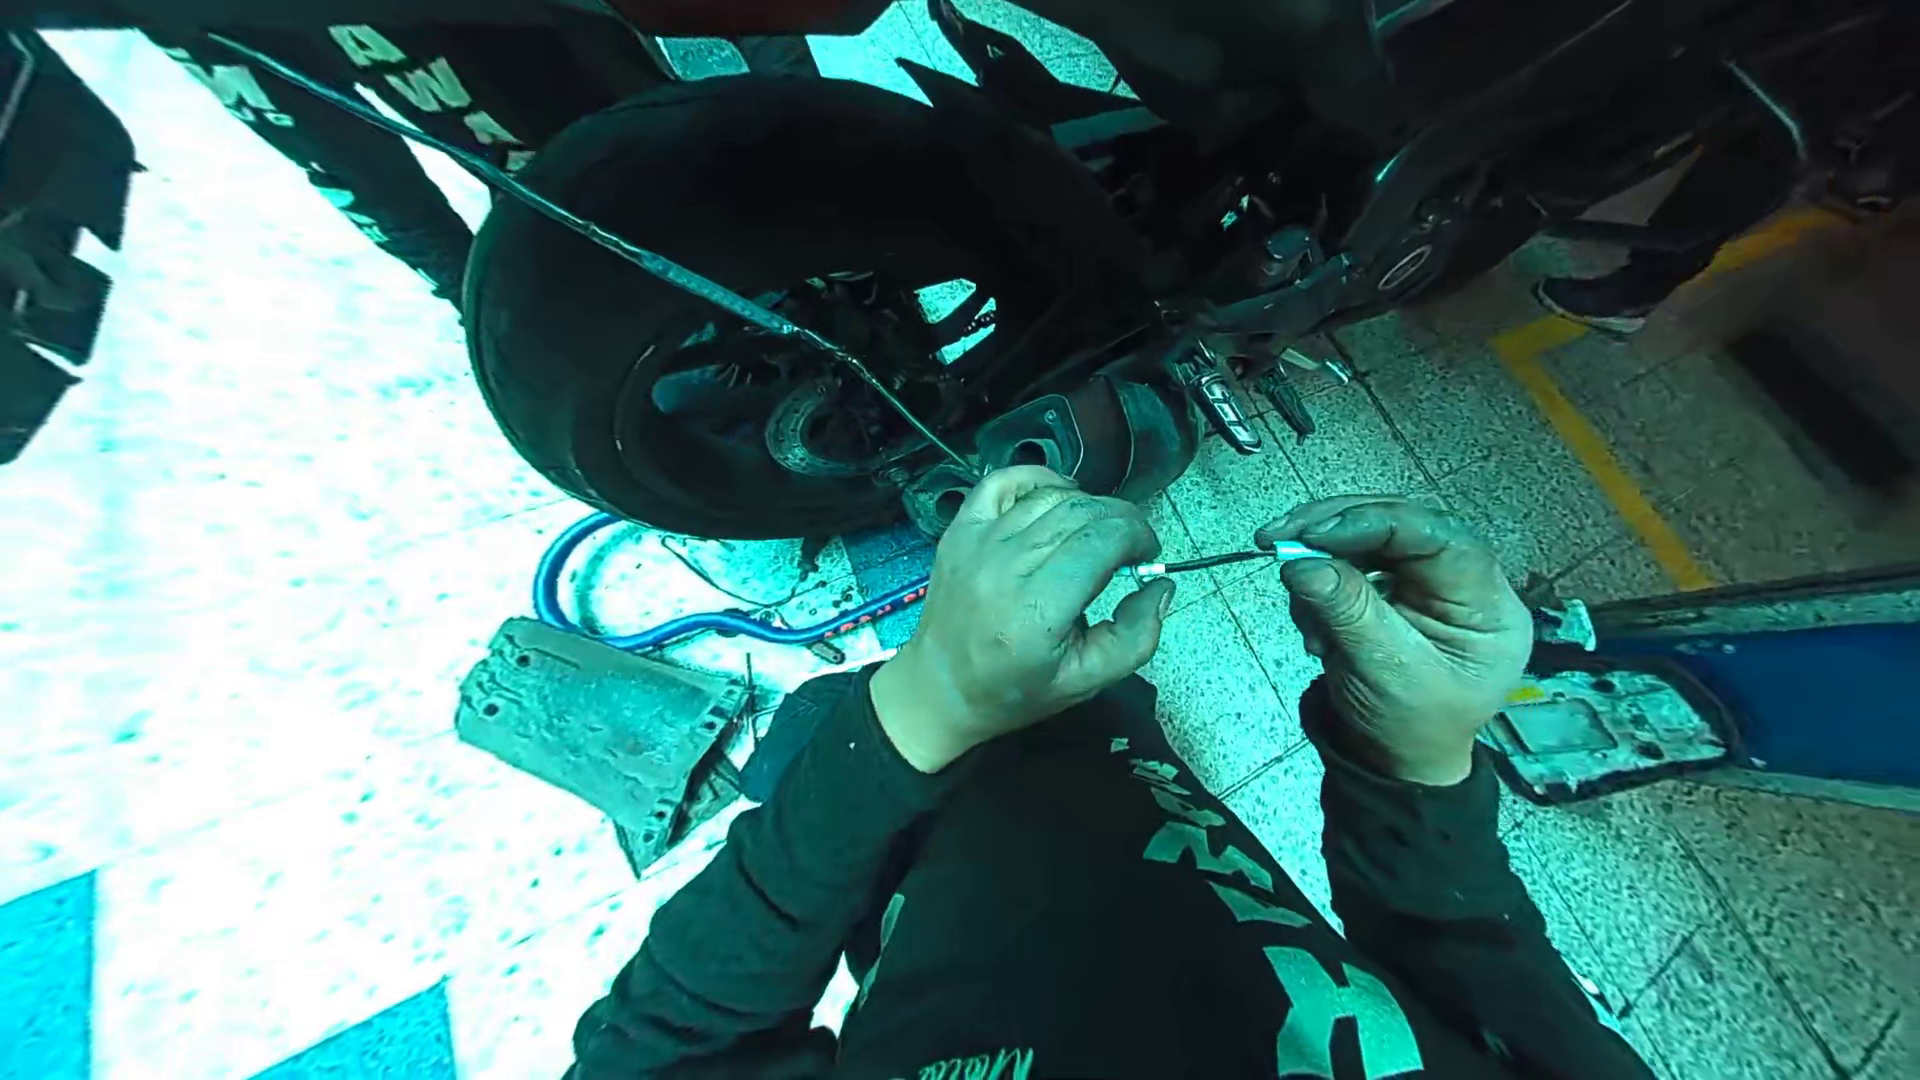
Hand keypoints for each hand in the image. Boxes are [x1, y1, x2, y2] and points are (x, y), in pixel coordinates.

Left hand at [870, 467, 1175, 771]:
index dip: (1138, 535)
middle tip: (1130, 543)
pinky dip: (1035, 479)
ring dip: (1086, 504)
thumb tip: (1161, 585)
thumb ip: (1136, 637)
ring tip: (1095, 530)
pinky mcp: (959, 531)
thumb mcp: (1086, 681)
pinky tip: (1054, 497)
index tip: (1146, 554)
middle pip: (1081, 511)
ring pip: (1048, 495)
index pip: (1103, 540)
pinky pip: (1001, 482)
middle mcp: (1006, 565)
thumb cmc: (1014, 691)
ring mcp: (977, 541)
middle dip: (1121, 519)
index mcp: (1038, 609)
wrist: (939, 687)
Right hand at [1257, 496, 1532, 785]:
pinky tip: (1311, 625)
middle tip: (1275, 537)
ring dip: (1316, 557)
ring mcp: (1417, 581)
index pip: (1437, 538)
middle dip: (1333, 526)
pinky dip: (1313, 582)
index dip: (1374, 524)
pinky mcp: (1384, 587)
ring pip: (1364, 537)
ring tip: (1296, 602)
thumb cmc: (1406, 722)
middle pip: (1396, 524)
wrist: (1390, 754)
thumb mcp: (1383, 673)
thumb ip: (1348, 613)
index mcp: (1483, 604)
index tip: (1311, 535)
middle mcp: (1455, 580)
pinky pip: (1342, 562)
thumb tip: (1299, 564)